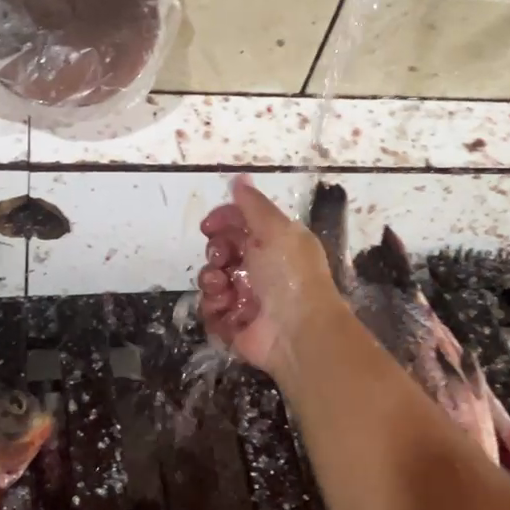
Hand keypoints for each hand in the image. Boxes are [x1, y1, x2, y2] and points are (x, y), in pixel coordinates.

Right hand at [195, 176, 338, 376]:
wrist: (299, 331)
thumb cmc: (290, 275)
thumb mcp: (276, 229)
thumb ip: (253, 204)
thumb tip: (239, 178)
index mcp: (275, 244)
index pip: (240, 225)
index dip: (222, 222)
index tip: (210, 225)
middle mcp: (261, 269)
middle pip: (221, 251)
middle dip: (215, 252)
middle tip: (222, 258)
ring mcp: (247, 298)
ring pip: (212, 281)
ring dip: (211, 280)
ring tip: (223, 287)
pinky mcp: (235, 325)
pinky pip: (211, 310)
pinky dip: (214, 307)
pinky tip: (226, 307)